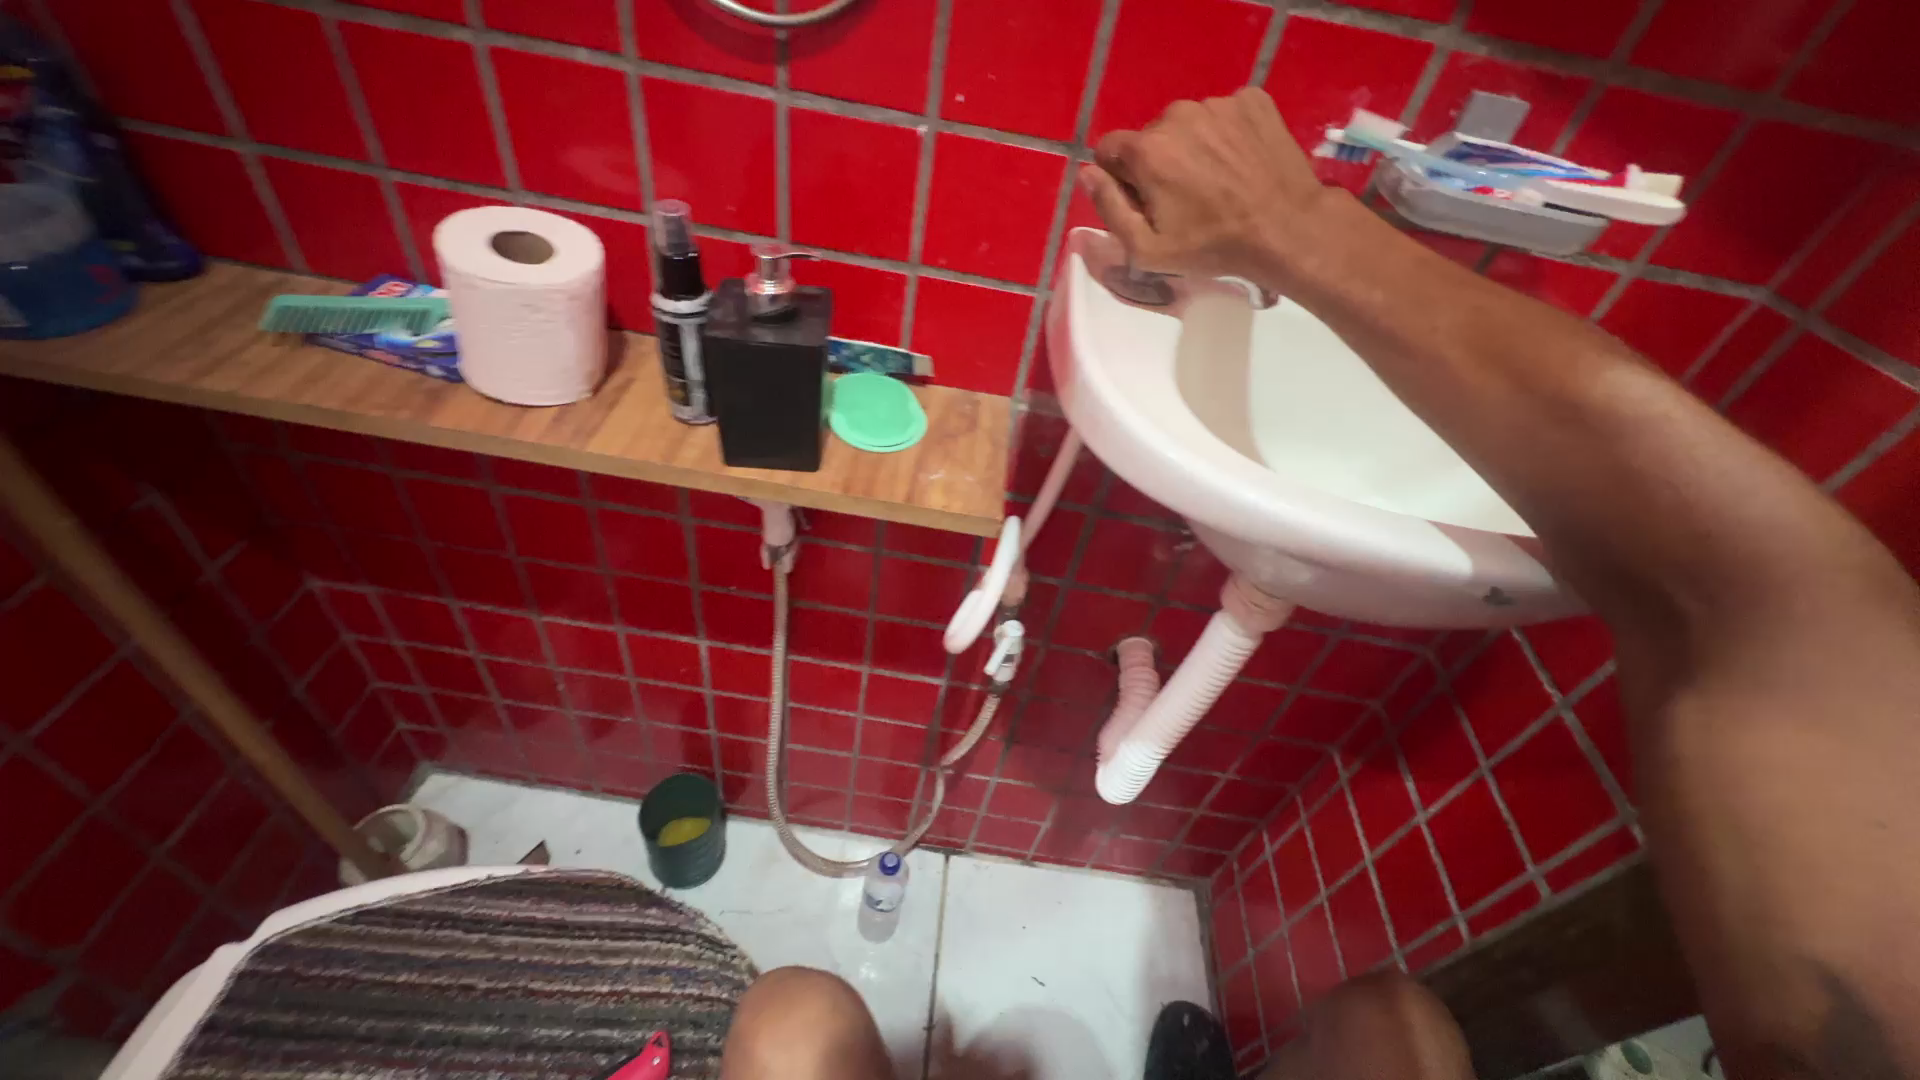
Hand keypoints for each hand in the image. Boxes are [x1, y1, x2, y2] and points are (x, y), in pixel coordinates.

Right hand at [1081, 88, 1329, 286]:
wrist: (1286, 228)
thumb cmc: (1211, 247)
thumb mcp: (1146, 249)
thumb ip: (1108, 208)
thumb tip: (1087, 173)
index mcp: (1147, 151)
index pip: (1109, 148)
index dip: (1119, 177)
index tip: (1142, 201)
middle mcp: (1178, 115)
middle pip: (1150, 136)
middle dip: (1156, 162)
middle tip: (1182, 198)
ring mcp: (1219, 104)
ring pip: (1186, 124)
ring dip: (1190, 147)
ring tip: (1214, 181)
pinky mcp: (1252, 100)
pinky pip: (1223, 114)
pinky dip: (1224, 135)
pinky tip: (1238, 163)